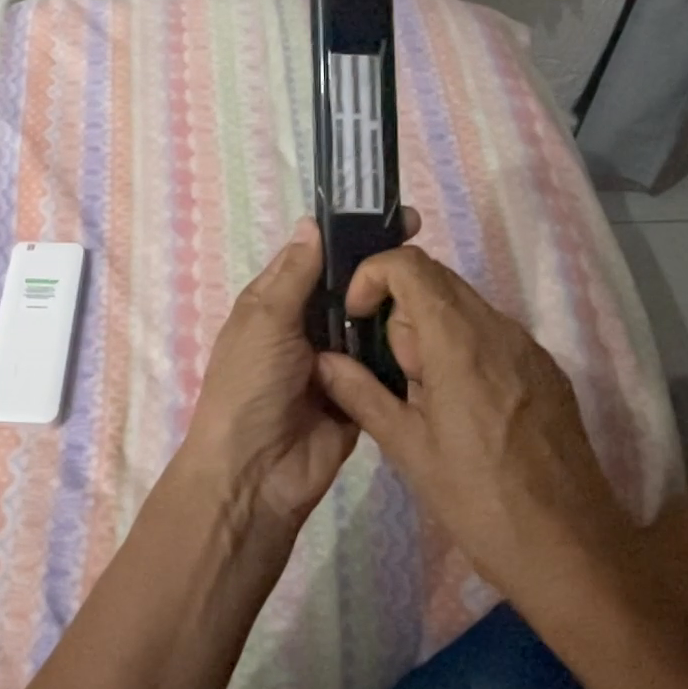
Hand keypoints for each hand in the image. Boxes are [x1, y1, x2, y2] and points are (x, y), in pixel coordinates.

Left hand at [181, 212, 418, 527]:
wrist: (256, 475)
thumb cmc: (249, 386)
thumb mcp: (265, 320)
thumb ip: (294, 274)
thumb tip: (312, 222)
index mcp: (275, 303)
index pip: (315, 257)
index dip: (347, 234)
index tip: (389, 213)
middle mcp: (305, 326)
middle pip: (348, 287)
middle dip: (379, 264)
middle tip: (420, 237)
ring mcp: (335, 361)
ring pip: (371, 321)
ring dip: (396, 304)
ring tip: (438, 277)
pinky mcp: (360, 393)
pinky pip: (384, 363)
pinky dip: (402, 347)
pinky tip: (436, 323)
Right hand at [313, 246, 638, 615]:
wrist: (572, 551)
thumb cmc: (478, 500)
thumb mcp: (408, 450)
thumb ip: (361, 394)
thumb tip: (323, 361)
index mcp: (458, 341)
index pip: (409, 264)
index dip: (373, 276)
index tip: (359, 319)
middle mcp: (498, 329)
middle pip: (436, 280)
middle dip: (400, 312)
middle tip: (395, 374)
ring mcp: (529, 348)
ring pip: (465, 307)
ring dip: (432, 332)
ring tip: (427, 398)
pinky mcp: (547, 371)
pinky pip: (492, 334)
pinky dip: (463, 348)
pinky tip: (464, 408)